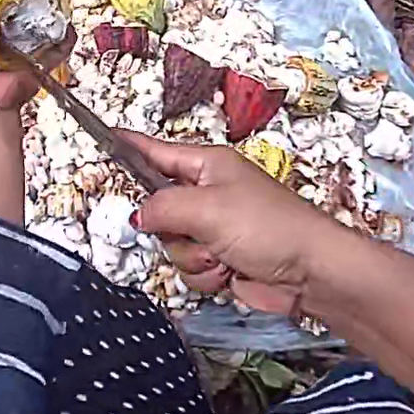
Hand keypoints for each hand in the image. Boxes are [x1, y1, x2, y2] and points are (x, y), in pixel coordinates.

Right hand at [120, 133, 349, 314]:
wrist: (310, 272)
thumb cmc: (264, 225)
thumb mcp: (208, 207)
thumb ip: (164, 206)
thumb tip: (138, 214)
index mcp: (207, 164)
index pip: (157, 152)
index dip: (130, 147)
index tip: (103, 139)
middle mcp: (206, 193)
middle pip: (159, 207)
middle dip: (173, 227)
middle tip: (193, 230)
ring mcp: (212, 227)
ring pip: (172, 242)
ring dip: (193, 255)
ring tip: (222, 255)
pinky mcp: (219, 258)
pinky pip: (189, 266)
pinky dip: (205, 274)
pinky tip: (229, 272)